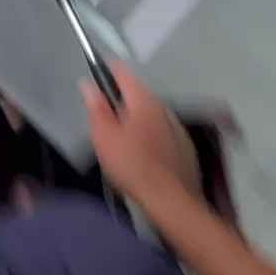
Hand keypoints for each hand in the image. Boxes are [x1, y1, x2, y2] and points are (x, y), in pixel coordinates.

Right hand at [81, 63, 198, 202]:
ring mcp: (178, 128)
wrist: (171, 203)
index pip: (124, 73)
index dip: (108, 71)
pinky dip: (154, 132)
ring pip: (153, 112)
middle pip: (139, 93)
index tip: (97, 79)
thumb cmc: (131, 166)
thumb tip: (88, 84)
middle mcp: (163, 108)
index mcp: (142, 101)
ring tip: (126, 135)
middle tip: (107, 115)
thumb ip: (96, 107)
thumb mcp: (103, 136)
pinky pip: (165, 130)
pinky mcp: (187, 147)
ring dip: (139, 116)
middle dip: (123, 99)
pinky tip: (146, 151)